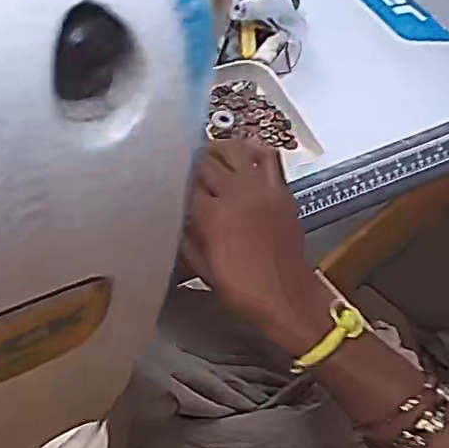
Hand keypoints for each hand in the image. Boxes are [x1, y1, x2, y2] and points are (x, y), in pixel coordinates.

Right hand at [183, 138, 332, 353]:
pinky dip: (252, 150)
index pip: (185, 185)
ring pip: (235, 151)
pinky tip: (241, 155)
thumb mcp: (202, 268)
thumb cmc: (241, 290)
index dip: (171, 181)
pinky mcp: (281, 192)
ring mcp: (263, 190)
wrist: (286, 297)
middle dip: (189, 164)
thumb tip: (175, 222)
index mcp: (213, 217)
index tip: (162, 182)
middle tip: (179, 168)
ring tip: (206, 155)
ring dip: (217, 150)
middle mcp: (238, 195)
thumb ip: (185, 240)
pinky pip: (267, 158)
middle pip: (206, 163)